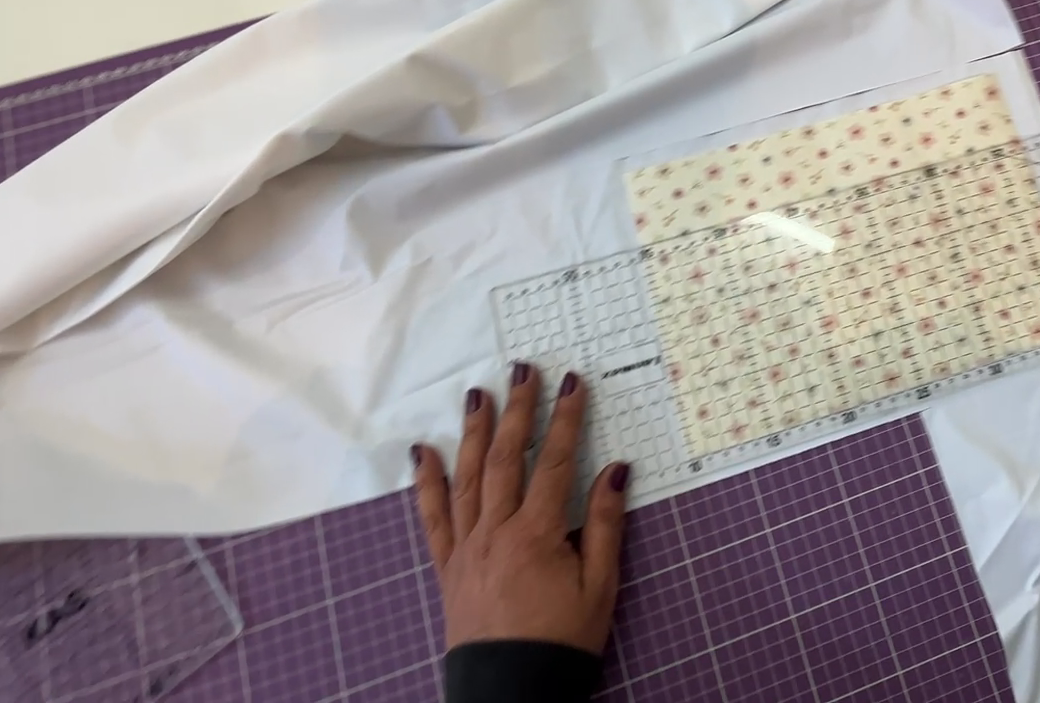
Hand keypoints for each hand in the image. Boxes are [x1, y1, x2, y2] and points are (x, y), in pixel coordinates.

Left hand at [411, 364, 628, 651]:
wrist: (511, 694)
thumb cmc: (564, 638)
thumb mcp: (600, 583)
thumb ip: (604, 522)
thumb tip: (616, 468)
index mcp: (536, 533)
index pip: (555, 461)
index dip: (566, 418)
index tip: (572, 382)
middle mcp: (495, 532)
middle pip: (506, 459)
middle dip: (517, 410)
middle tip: (523, 369)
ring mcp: (466, 548)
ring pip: (468, 478)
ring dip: (474, 432)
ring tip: (478, 394)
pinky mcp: (448, 566)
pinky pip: (433, 519)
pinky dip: (427, 483)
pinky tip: (424, 453)